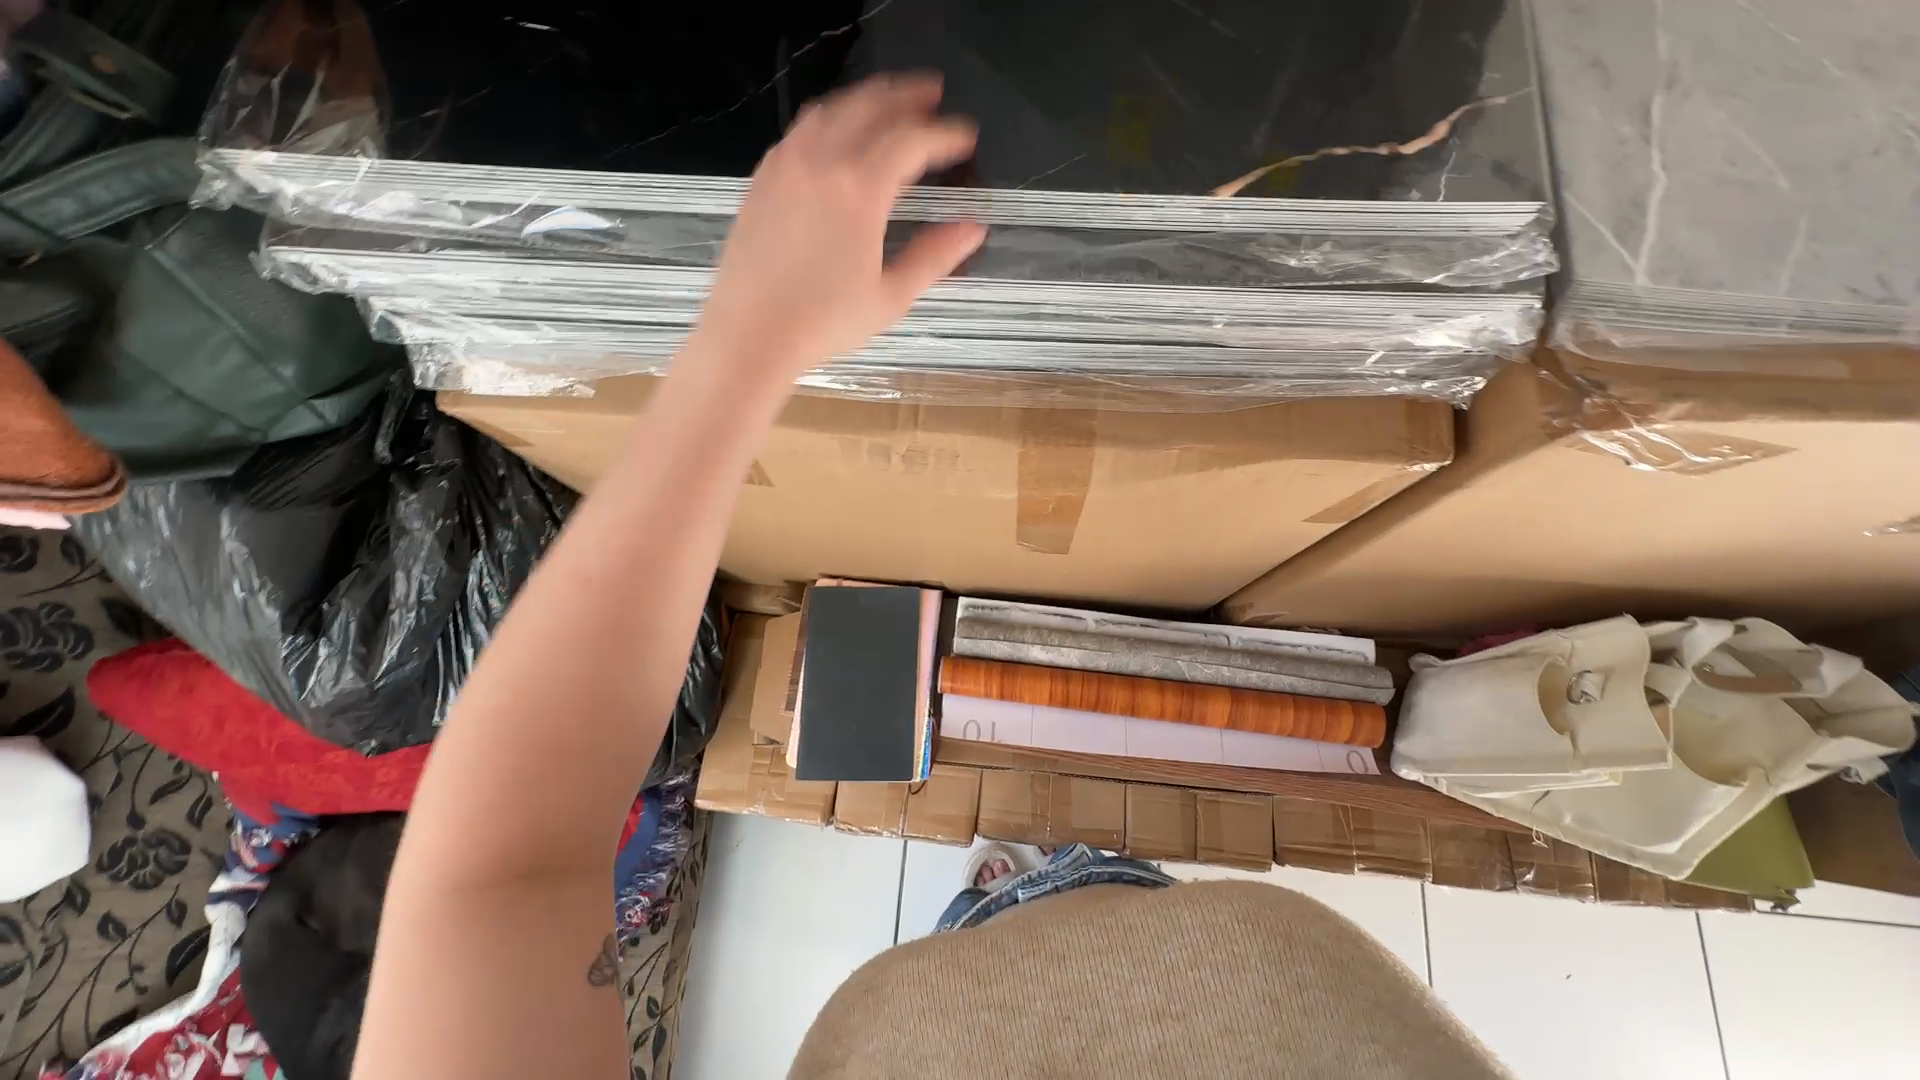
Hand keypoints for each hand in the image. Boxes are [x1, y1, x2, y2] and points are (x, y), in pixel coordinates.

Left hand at [689, 73, 985, 383]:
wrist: (751, 334)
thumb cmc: (823, 322)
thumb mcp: (890, 296)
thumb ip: (934, 257)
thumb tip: (972, 229)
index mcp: (859, 190)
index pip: (912, 141)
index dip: (945, 133)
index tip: (965, 135)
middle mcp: (821, 163)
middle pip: (871, 107)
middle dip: (907, 96)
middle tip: (933, 95)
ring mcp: (786, 165)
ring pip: (832, 109)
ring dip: (866, 98)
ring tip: (889, 102)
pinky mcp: (763, 178)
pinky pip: (801, 129)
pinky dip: (829, 117)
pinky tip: (837, 133)